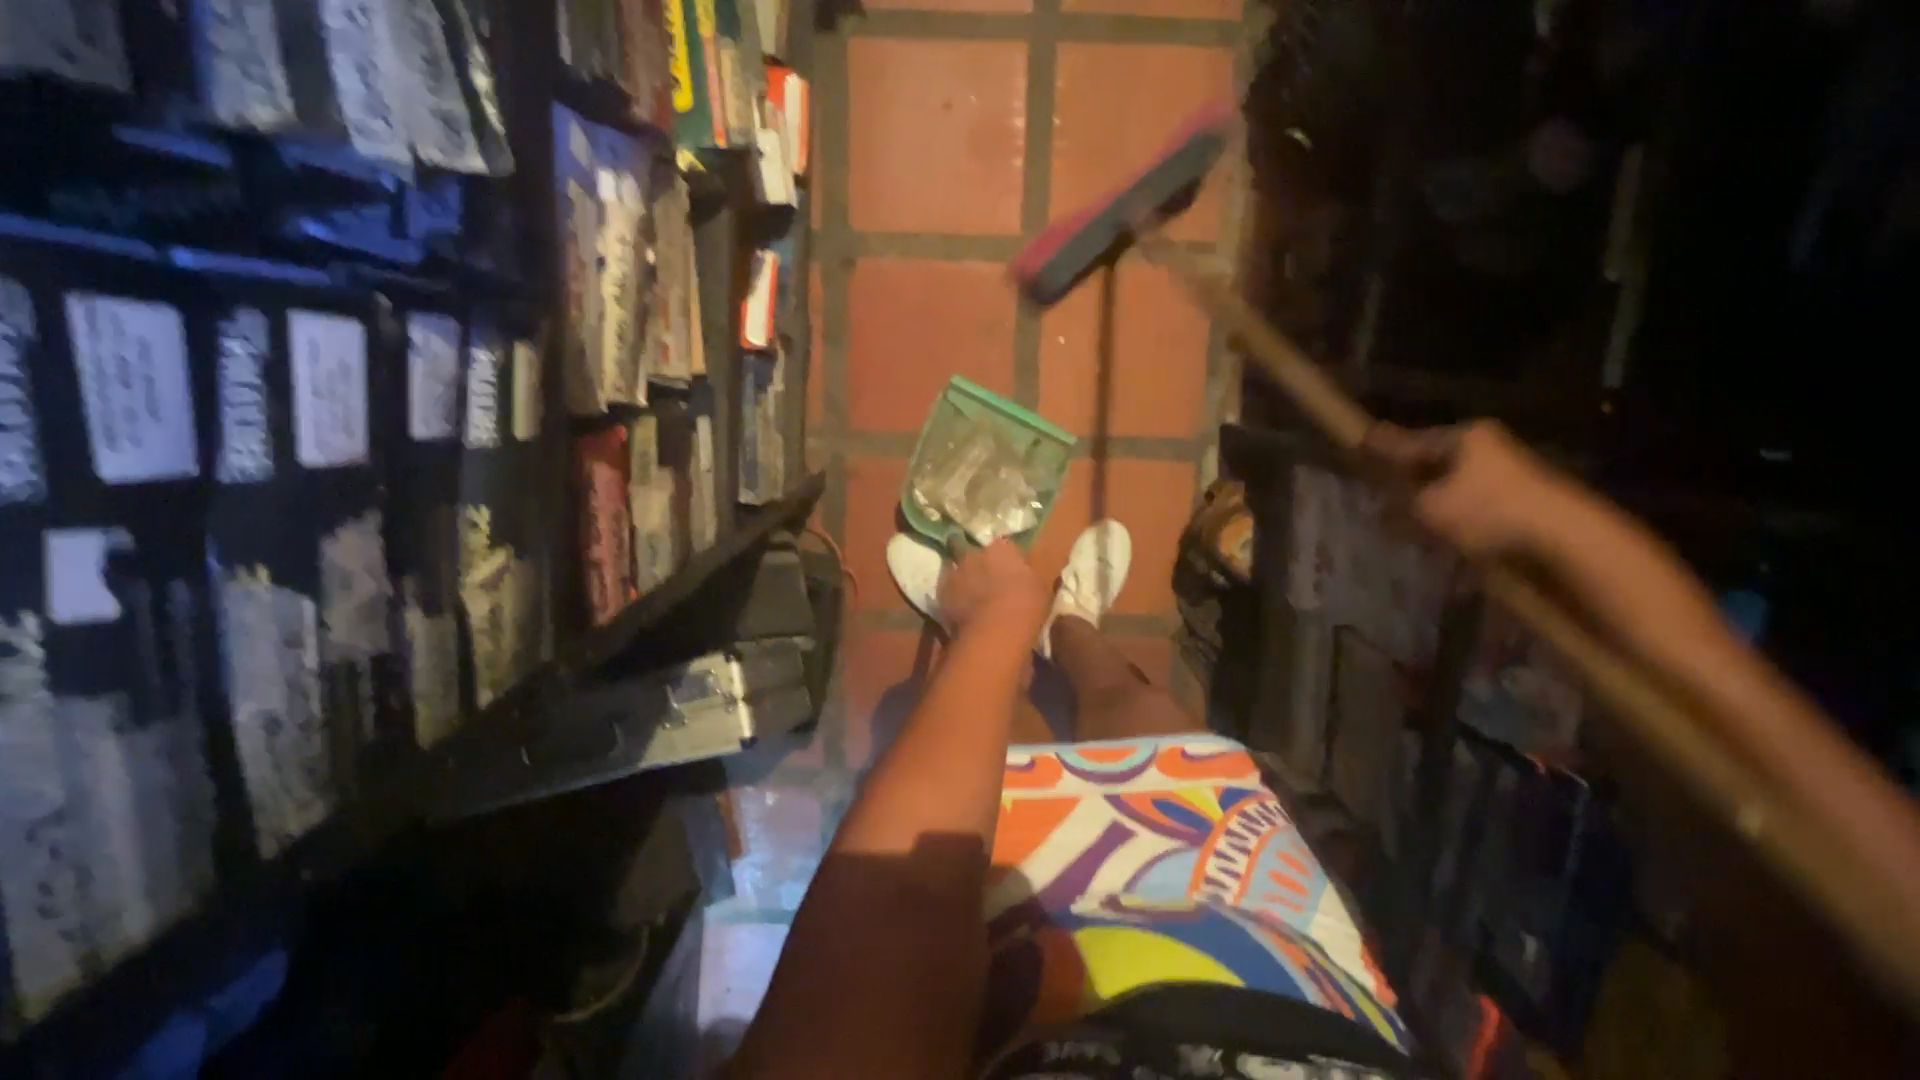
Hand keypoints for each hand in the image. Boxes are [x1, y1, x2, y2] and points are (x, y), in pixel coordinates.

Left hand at [937, 541, 1050, 635]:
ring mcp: (955, 571)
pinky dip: (952, 597)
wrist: (998, 629)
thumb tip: (1037, 575)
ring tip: (971, 597)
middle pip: (975, 554)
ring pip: (957, 570)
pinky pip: (946, 590)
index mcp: (1002, 548)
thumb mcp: (1042, 588)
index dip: (1005, 560)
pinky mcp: (941, 592)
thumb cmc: (1027, 605)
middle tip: (988, 582)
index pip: (1003, 546)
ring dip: (963, 580)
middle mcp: (975, 553)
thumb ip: (1034, 577)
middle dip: (980, 565)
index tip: (1009, 572)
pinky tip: (960, 610)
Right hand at [1363, 420, 1566, 560]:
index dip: (1383, 448)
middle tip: (1381, 491)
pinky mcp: (1522, 504)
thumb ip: (1400, 505)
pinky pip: (1474, 508)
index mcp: (1466, 437)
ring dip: (1432, 504)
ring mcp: (1510, 476)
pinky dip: (1455, 520)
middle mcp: (1489, 448)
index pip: (1413, 441)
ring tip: (1406, 522)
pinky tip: (1439, 536)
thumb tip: (1379, 508)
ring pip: (1455, 487)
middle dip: (1409, 480)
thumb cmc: (1489, 510)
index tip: (1359, 444)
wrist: (1564, 538)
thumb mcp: (1429, 508)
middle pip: (1436, 463)